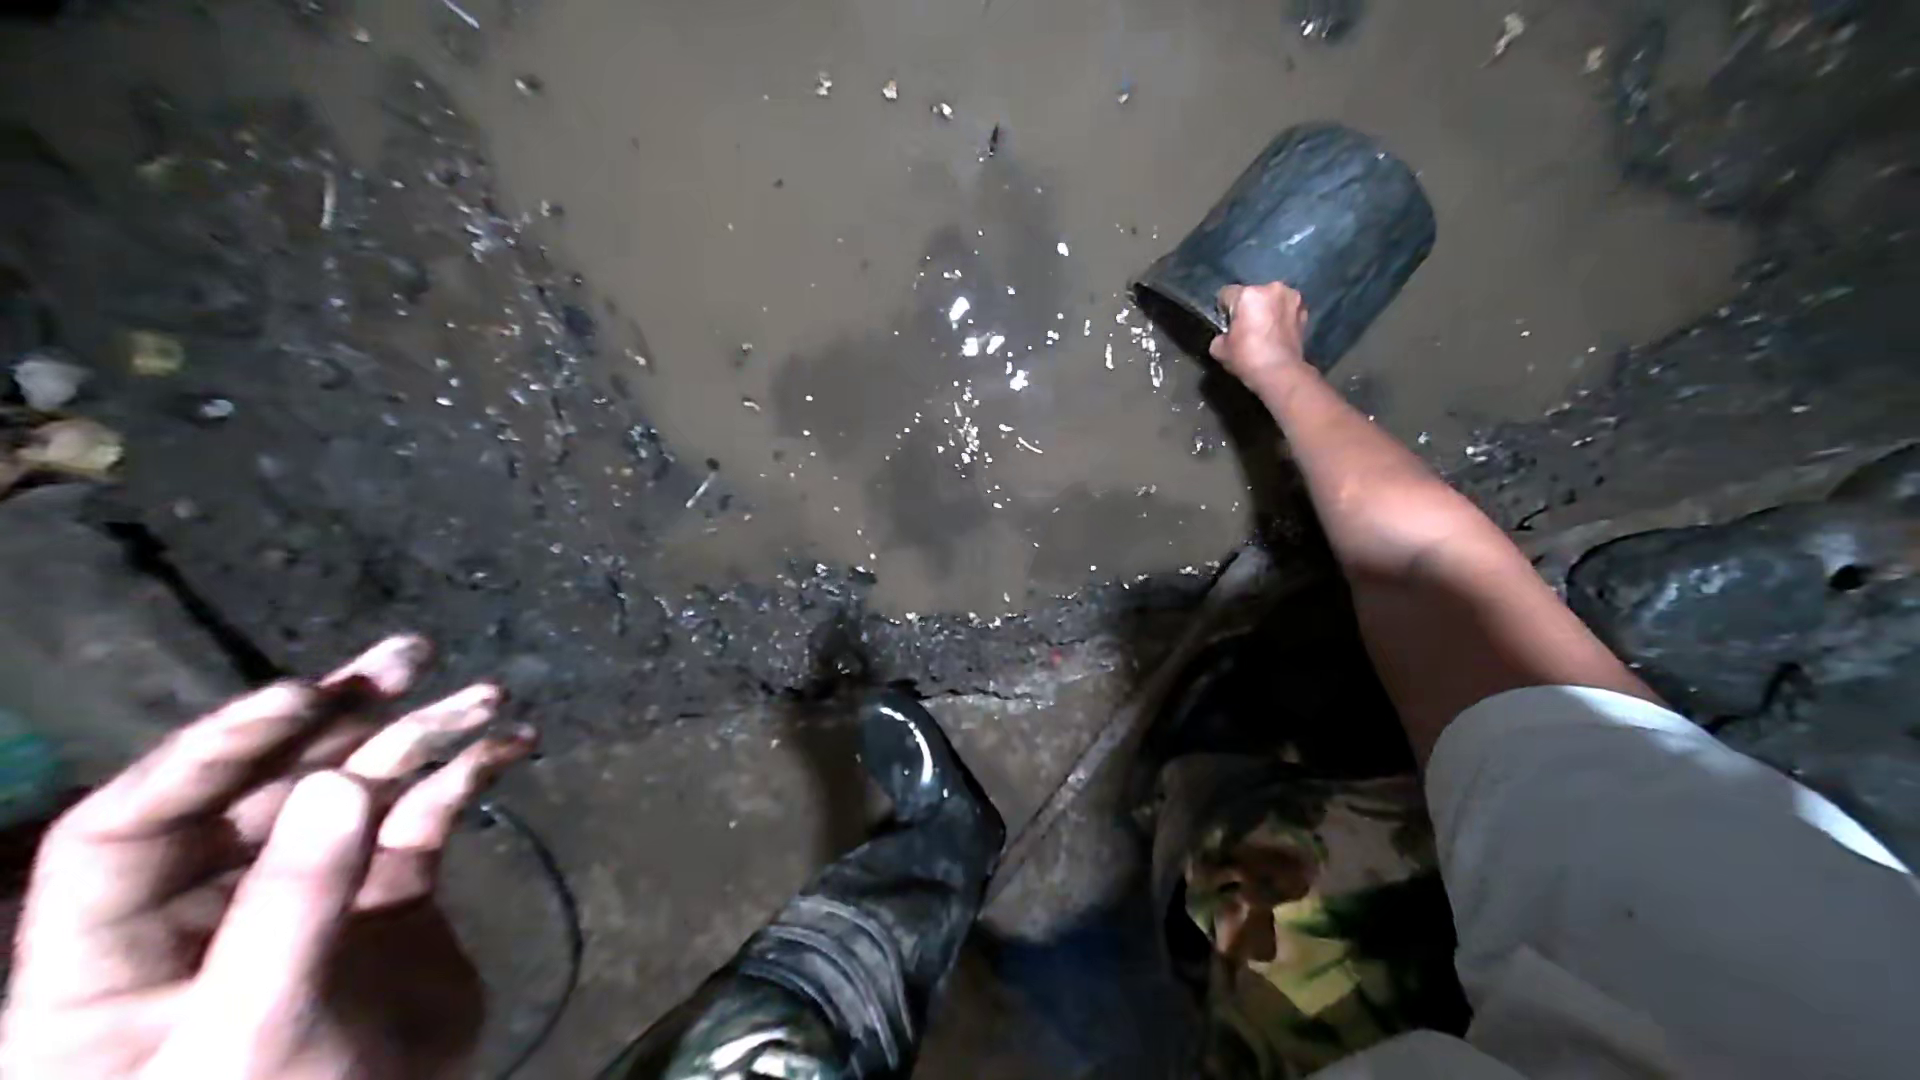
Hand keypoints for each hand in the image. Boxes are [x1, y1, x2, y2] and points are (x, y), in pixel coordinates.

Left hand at [0, 635, 536, 1079]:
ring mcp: (317, 884)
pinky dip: (472, 774)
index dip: (209, 750)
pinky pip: (430, 812)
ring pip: (361, 783)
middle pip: (266, 783)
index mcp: (117, 950)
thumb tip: (338, 782)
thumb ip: (289, 907)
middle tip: (409, 659)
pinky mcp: (395, 883)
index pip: (131, 825)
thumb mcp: (256, 1030)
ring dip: (426, 732)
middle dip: (341, 715)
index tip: (299, 695)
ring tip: (488, 695)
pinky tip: (514, 748)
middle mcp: (214, 898)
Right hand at [1208, 282, 1311, 391]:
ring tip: (1265, 329)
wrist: (1280, 372)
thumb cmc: (1246, 358)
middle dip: (1248, 307)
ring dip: (1267, 309)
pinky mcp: (1304, 309)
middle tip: (1246, 328)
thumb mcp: (1219, 349)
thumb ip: (1221, 334)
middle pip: (1252, 294)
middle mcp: (1271, 288)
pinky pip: (1286, 307)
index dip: (1223, 309)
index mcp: (1248, 295)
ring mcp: (1292, 296)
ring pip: (1271, 299)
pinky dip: (1282, 315)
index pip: (1226, 293)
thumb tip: (1227, 334)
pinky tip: (1278, 332)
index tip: (1226, 324)